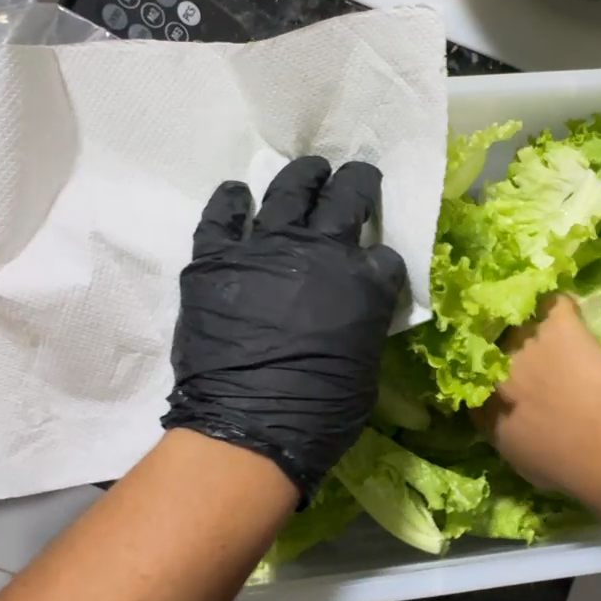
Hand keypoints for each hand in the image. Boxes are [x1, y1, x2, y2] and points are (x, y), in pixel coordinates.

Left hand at [162, 157, 406, 501]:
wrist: (248, 430)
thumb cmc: (320, 413)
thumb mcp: (363, 366)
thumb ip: (361, 323)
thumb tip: (351, 311)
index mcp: (364, 283)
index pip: (384, 255)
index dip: (382, 261)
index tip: (378, 268)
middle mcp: (320, 252)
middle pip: (346, 199)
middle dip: (357, 183)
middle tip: (357, 176)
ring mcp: (265, 249)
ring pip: (288, 192)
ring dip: (303, 177)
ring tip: (310, 170)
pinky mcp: (216, 260)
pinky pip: (222, 217)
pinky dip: (232, 202)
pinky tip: (239, 194)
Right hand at [476, 295, 600, 493]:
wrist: (597, 438)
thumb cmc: (560, 462)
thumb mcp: (519, 458)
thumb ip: (507, 435)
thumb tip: (513, 425)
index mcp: (482, 406)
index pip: (474, 382)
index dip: (488, 377)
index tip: (503, 379)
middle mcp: (492, 365)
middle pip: (488, 344)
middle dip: (498, 343)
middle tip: (523, 350)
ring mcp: (521, 338)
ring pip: (514, 315)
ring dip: (526, 321)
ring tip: (542, 324)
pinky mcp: (553, 319)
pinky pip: (552, 301)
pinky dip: (560, 305)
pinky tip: (570, 312)